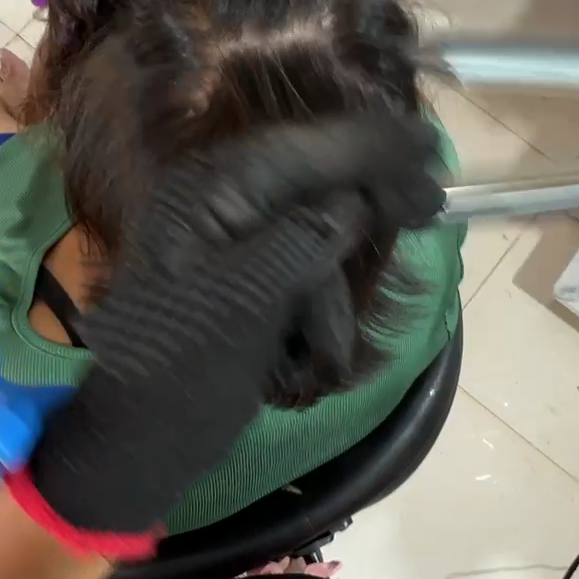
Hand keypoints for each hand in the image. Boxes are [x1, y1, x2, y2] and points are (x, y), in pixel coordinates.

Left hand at [19, 114, 443, 552]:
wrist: (147, 436)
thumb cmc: (183, 365)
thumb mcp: (246, 297)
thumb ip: (304, 238)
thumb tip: (356, 200)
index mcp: (207, 194)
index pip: (299, 150)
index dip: (367, 144)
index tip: (429, 142)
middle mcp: (220, 207)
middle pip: (314, 184)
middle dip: (365, 205)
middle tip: (431, 205)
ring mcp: (236, 248)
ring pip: (315, 243)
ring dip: (330, 299)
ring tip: (324, 354)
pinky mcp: (250, 287)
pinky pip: (304, 281)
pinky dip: (317, 316)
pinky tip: (313, 357)